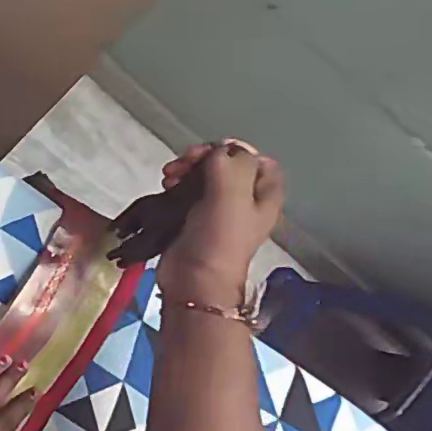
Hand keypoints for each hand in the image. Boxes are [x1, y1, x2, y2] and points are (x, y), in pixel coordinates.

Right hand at [156, 139, 285, 304]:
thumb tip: (221, 151)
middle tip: (183, 163)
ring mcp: (219, 211)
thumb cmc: (217, 239)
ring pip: (205, 177)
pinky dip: (178, 184)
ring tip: (170, 176)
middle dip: (204, 158)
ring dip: (187, 170)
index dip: (234, 150)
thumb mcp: (232, 195)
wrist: (194, 280)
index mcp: (264, 194)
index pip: (256, 158)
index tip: (209, 153)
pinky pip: (189, 192)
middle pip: (227, 165)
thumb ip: (231, 163)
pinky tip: (166, 186)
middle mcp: (245, 201)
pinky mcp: (195, 219)